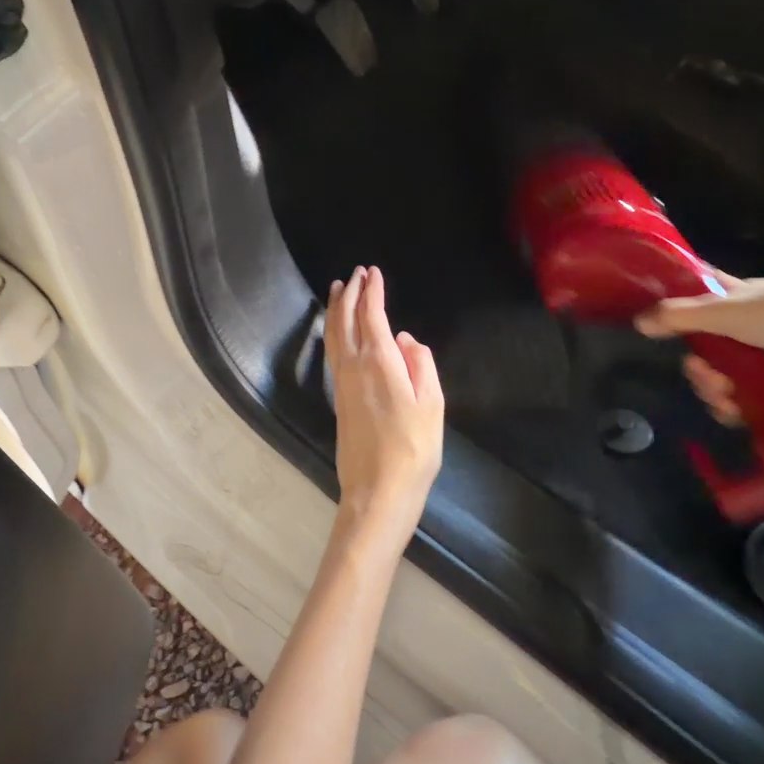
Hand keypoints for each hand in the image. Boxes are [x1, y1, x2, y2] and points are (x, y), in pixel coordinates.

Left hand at [325, 266, 443, 540]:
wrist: (378, 491)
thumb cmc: (413, 448)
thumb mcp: (432, 404)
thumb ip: (421, 364)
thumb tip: (406, 339)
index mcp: (379, 362)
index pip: (371, 316)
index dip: (371, 291)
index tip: (373, 272)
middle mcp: (353, 367)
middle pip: (345, 321)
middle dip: (349, 294)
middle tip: (355, 274)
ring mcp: (342, 384)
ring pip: (333, 336)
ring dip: (335, 310)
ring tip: (337, 291)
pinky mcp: (338, 400)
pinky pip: (332, 353)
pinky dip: (333, 332)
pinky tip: (337, 332)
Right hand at [635, 275, 763, 426]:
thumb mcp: (728, 311)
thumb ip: (681, 317)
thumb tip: (638, 322)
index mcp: (728, 300)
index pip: (689, 301)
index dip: (669, 313)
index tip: (654, 330)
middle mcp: (740, 328)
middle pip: (699, 352)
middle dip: (697, 369)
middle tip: (707, 375)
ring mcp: (760, 359)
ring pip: (719, 380)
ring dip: (713, 392)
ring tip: (725, 397)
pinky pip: (744, 402)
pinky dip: (735, 410)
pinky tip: (736, 412)